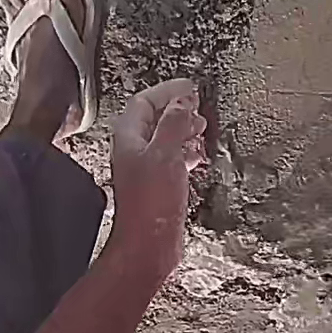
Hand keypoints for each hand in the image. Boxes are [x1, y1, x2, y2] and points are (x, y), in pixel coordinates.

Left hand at [109, 78, 206, 275]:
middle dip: (177, 108)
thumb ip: (175, 123)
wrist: (148, 245)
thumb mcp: (167, 154)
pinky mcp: (157, 185)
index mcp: (129, 137)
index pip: (144, 101)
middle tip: (198, 104)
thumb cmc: (151, 204)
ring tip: (202, 127)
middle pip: (154, 118)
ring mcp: (144, 168)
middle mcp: (134, 151)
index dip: (167, 91)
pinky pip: (171, 158)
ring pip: (164, 138)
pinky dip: (186, 151)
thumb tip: (183, 101)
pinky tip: (198, 155)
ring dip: (183, 129)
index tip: (189, 87)